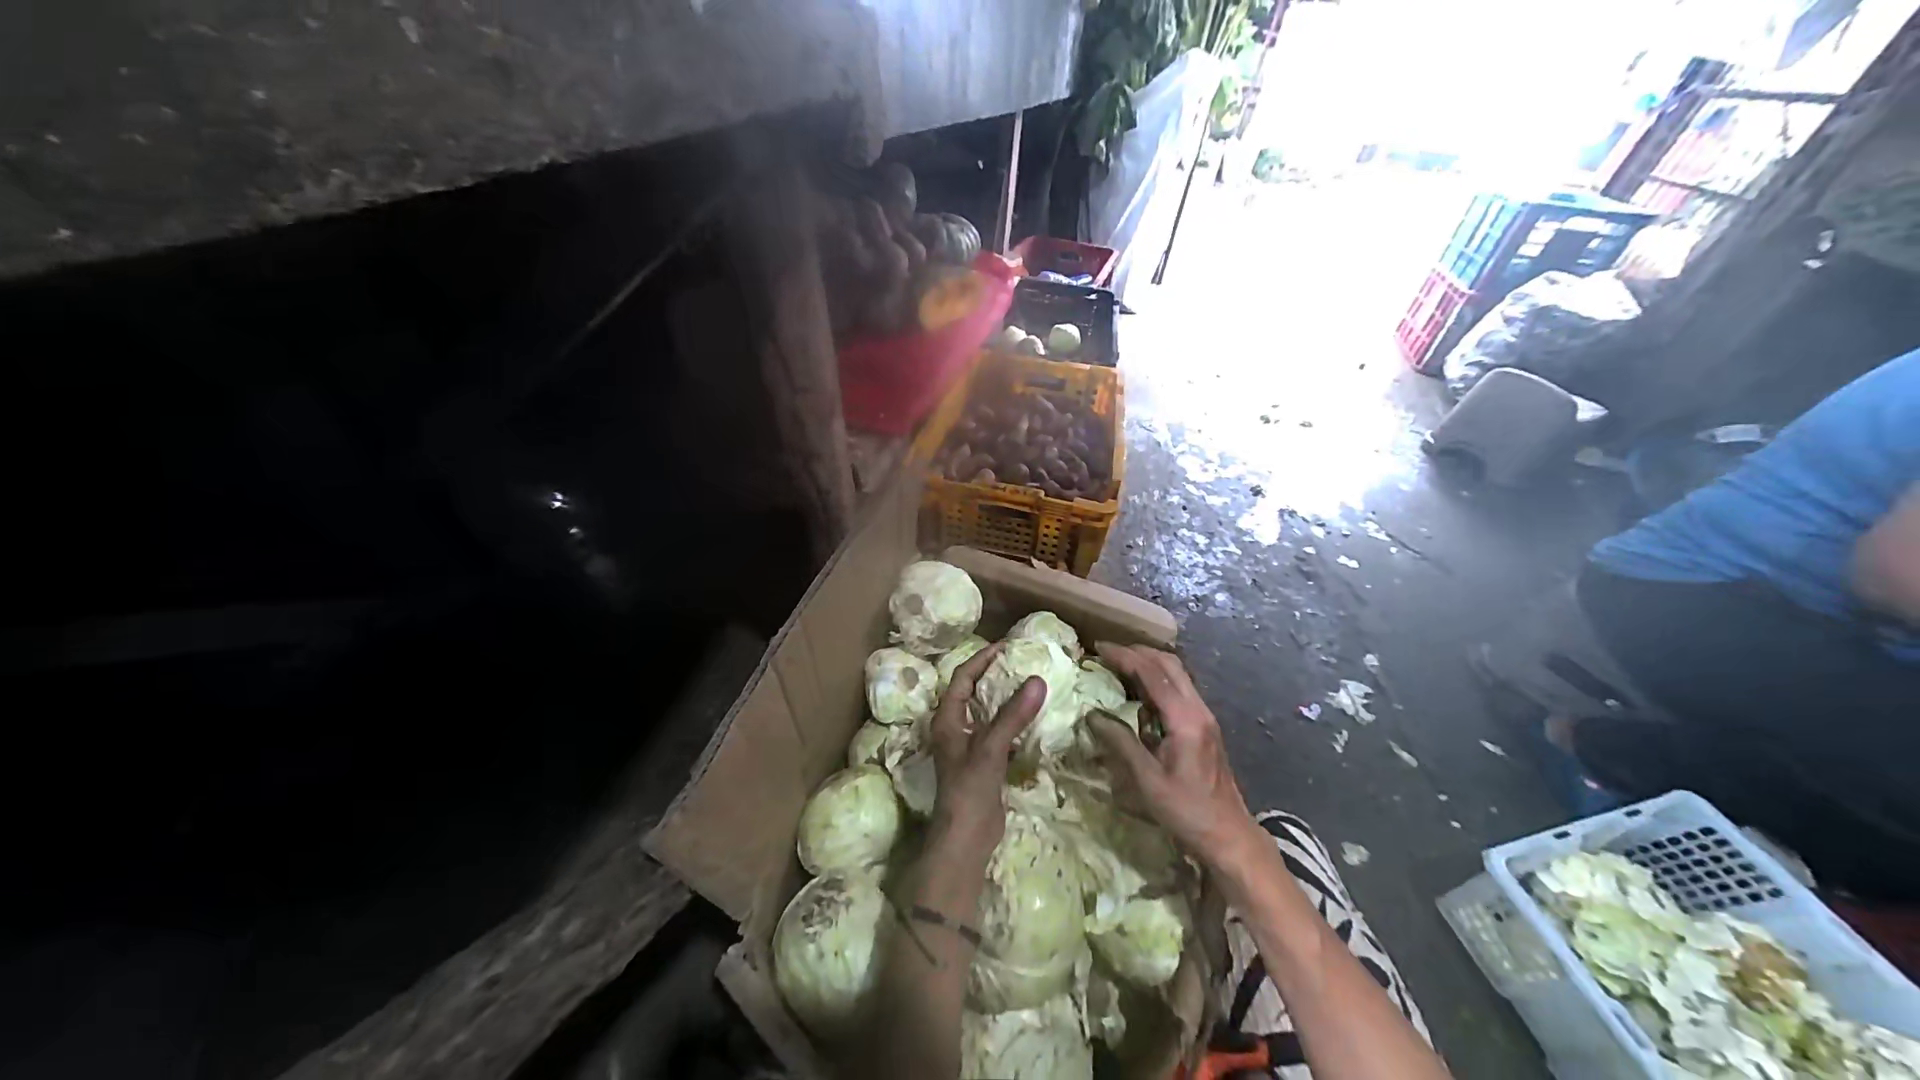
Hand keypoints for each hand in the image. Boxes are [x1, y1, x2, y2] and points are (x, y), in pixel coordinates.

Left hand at [926, 642, 1044, 867]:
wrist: (966, 838)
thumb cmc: (970, 789)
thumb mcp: (991, 748)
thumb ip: (1013, 715)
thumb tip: (1037, 680)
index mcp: (947, 720)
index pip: (962, 678)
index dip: (981, 660)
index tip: (1006, 646)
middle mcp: (955, 729)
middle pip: (973, 693)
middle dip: (995, 676)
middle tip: (1022, 662)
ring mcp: (969, 747)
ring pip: (987, 713)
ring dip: (1005, 700)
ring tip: (1031, 685)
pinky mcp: (984, 763)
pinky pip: (999, 734)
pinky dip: (1013, 724)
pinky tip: (1033, 720)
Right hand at [1087, 642, 1261, 873]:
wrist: (1228, 835)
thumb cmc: (1187, 811)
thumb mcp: (1147, 780)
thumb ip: (1121, 743)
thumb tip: (1093, 715)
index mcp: (1185, 719)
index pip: (1153, 674)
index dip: (1124, 657)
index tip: (1099, 648)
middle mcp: (1198, 710)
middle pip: (1170, 665)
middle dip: (1138, 652)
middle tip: (1107, 652)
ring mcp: (1205, 717)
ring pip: (1178, 675)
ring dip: (1149, 663)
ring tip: (1119, 665)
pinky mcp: (1204, 727)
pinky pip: (1180, 690)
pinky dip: (1158, 680)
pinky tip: (1139, 692)